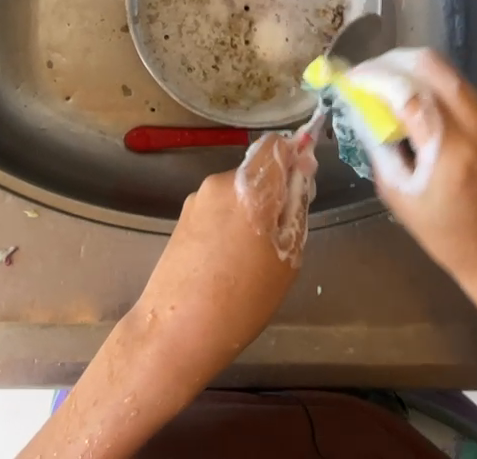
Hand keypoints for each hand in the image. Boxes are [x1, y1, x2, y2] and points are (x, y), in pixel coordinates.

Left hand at [133, 134, 312, 367]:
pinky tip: (228, 262)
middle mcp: (221, 182)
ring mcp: (198, 199)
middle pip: (257, 171)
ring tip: (252, 258)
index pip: (276, 145)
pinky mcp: (183, 217)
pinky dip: (230, 225)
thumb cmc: (242, 299)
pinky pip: (218, 209)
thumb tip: (300, 172)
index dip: (293, 157)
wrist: (175, 331)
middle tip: (280, 236)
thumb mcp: (287, 258)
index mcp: (251, 186)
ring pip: (237, 191)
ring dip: (251, 211)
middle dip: (273, 193)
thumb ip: (295, 209)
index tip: (300, 185)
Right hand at [371, 49, 476, 293]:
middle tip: (364, 76)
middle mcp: (475, 124)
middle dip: (389, 62)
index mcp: (450, 149)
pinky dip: (426, 81)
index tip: (348, 80)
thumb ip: (378, 145)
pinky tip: (406, 98)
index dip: (373, 78)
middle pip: (429, 64)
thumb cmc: (447, 235)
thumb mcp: (399, 195)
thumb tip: (357, 107)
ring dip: (407, 68)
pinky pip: (454, 83)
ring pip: (443, 69)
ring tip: (380, 85)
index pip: (407, 91)